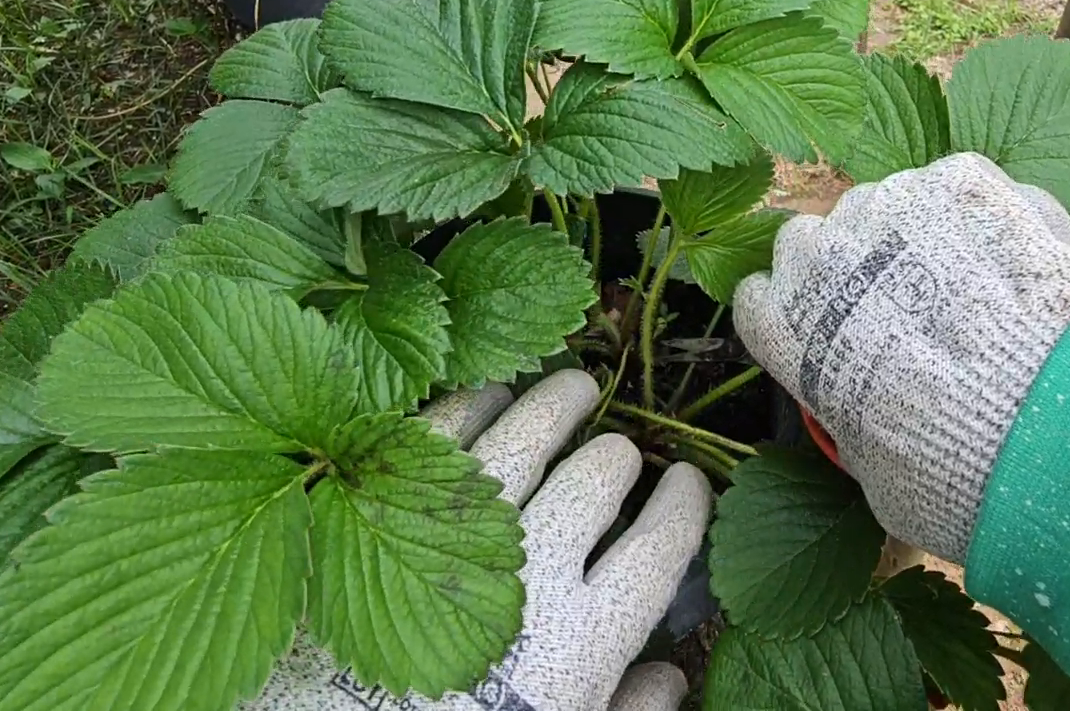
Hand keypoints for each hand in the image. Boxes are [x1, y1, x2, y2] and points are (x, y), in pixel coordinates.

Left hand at [243, 370, 710, 710]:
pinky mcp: (382, 503)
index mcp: (579, 642)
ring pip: (533, 431)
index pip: (661, 546)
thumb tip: (671, 680)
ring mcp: (455, 528)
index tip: (686, 481)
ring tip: (576, 388)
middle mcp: (530, 573)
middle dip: (618, 454)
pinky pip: (445, 427)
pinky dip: (478, 399)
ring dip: (563, 400)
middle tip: (616, 451)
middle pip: (601, 475)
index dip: (684, 501)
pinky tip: (495, 392)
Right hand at [734, 152, 1069, 560]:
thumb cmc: (959, 480)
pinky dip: (985, 217)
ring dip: (918, 236)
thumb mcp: (876, 479)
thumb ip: (855, 425)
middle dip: (855, 268)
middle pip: (816, 241)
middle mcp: (821, 255)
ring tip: (977, 286)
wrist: (1054, 438)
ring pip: (886, 205)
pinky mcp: (958, 181)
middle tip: (912, 306)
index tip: (836, 332)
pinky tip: (1018, 261)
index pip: (759, 296)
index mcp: (787, 327)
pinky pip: (957, 187)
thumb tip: (872, 418)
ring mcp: (888, 207)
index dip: (802, 314)